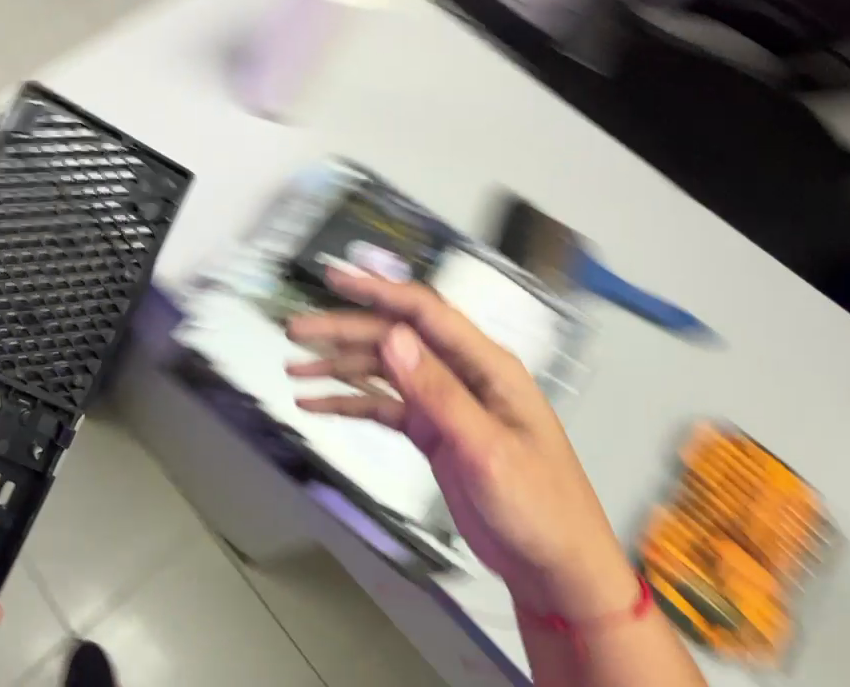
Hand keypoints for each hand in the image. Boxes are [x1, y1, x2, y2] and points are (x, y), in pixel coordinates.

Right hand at [286, 267, 636, 619]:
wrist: (555, 569)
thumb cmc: (538, 507)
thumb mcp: (487, 449)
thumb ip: (438, 392)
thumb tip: (392, 337)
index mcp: (485, 366)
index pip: (424, 312)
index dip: (377, 291)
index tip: (333, 279)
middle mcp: (460, 374)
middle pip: (392, 339)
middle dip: (341, 332)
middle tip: (294, 332)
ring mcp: (443, 402)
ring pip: (381, 370)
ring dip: (337, 368)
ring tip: (294, 369)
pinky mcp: (431, 431)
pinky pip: (381, 406)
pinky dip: (348, 404)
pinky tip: (316, 405)